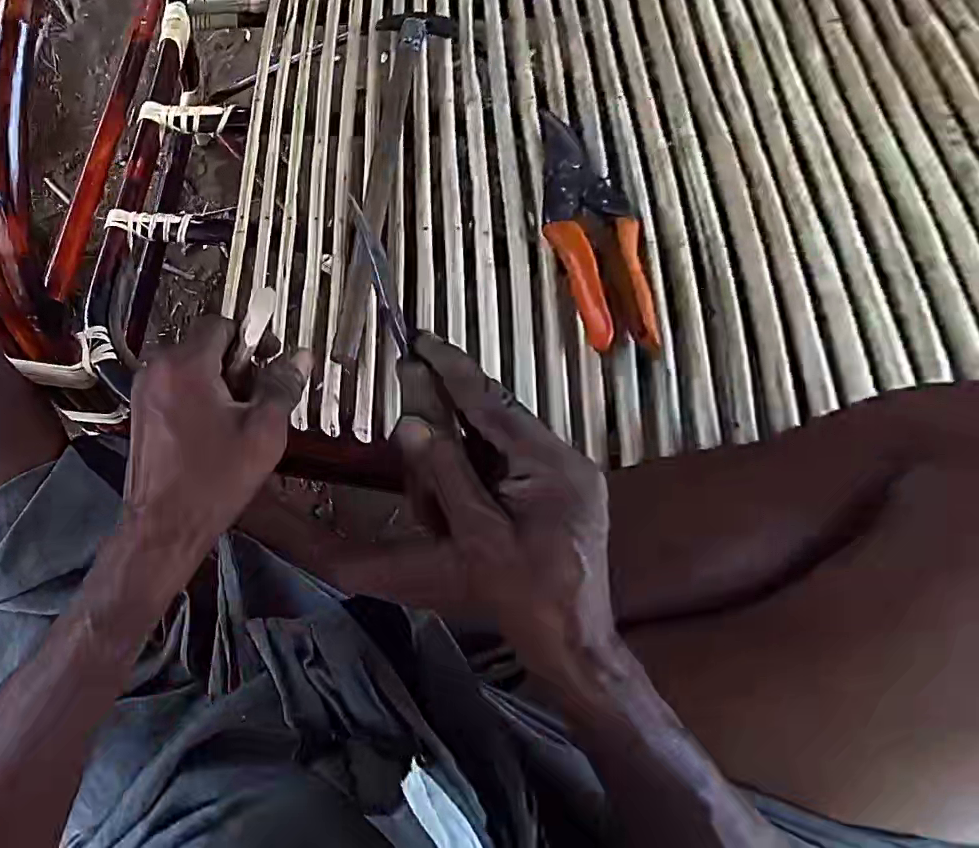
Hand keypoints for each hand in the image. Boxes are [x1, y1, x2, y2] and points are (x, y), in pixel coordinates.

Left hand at [125, 316, 312, 570]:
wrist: (163, 522)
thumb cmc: (211, 481)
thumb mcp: (262, 432)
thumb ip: (281, 386)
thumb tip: (300, 357)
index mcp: (183, 365)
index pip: (220, 323)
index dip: (250, 337)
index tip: (268, 360)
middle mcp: (156, 368)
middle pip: (202, 342)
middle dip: (233, 361)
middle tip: (256, 393)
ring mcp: (143, 387)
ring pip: (187, 363)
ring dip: (215, 377)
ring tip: (236, 415)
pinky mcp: (139, 407)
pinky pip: (172, 383)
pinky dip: (194, 392)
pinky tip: (212, 426)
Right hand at [392, 332, 618, 681]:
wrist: (572, 646)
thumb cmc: (525, 591)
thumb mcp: (476, 532)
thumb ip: (444, 471)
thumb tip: (411, 422)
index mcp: (551, 465)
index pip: (489, 401)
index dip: (450, 367)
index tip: (417, 338)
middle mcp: (559, 461)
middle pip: (482, 422)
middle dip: (438, 444)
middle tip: (417, 472)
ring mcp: (554, 478)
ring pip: (479, 447)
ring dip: (444, 474)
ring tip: (437, 520)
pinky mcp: (545, 493)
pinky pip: (487, 468)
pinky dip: (458, 485)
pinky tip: (448, 519)